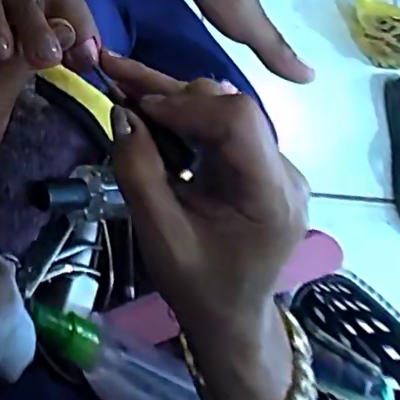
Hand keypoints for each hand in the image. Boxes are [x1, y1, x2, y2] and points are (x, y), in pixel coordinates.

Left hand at [0, 22, 73, 202]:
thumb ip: (28, 55)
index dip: (38, 6)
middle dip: (39, 24)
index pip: (2, 1)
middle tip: (78, 37)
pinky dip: (23, 58)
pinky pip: (3, 56)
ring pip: (7, 38)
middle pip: (6, 17)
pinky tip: (47, 63)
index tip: (75, 19)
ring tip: (70, 48)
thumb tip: (68, 26)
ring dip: (34, 42)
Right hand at [104, 52, 308, 399]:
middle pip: (228, 105)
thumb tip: (120, 111)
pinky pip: (217, 120)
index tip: (140, 108)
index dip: (186, 104)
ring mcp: (272, 163)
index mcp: (270, 195)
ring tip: (123, 83)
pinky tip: (145, 102)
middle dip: (169, 92)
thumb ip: (138, 172)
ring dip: (169, 95)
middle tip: (117, 79)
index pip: (238, 119)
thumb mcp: (159, 236)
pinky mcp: (256, 160)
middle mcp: (281, 171)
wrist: (230, 319)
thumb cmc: (198, 286)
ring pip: (220, 105)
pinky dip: (178, 110)